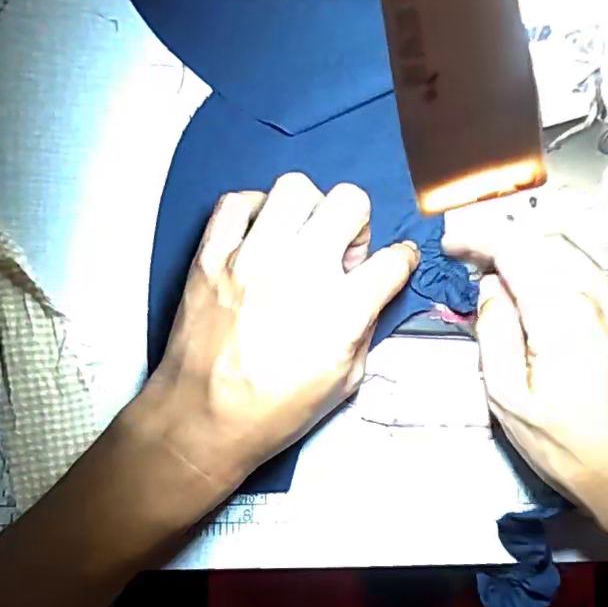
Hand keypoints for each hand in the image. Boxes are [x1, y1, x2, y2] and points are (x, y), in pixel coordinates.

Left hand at [134, 173, 418, 495]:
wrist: (204, 418)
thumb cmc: (276, 411)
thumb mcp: (346, 381)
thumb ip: (366, 329)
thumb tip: (371, 297)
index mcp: (342, 311)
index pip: (394, 260)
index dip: (403, 260)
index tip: (396, 263)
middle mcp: (301, 272)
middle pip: (349, 203)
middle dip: (357, 224)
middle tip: (342, 251)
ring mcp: (252, 258)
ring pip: (296, 188)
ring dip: (310, 210)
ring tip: (300, 239)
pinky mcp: (211, 255)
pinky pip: (237, 202)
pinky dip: (256, 211)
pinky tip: (260, 236)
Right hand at [467, 228, 607, 561]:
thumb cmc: (575, 449)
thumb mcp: (510, 400)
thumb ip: (495, 333)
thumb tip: (492, 290)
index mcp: (567, 310)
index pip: (517, 246)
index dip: (478, 237)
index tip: (452, 243)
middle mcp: (605, 293)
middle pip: (547, 240)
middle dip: (506, 241)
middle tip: (473, 262)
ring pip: (573, 255)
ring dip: (534, 256)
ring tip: (504, 282)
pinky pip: (592, 276)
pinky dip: (560, 274)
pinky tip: (544, 300)